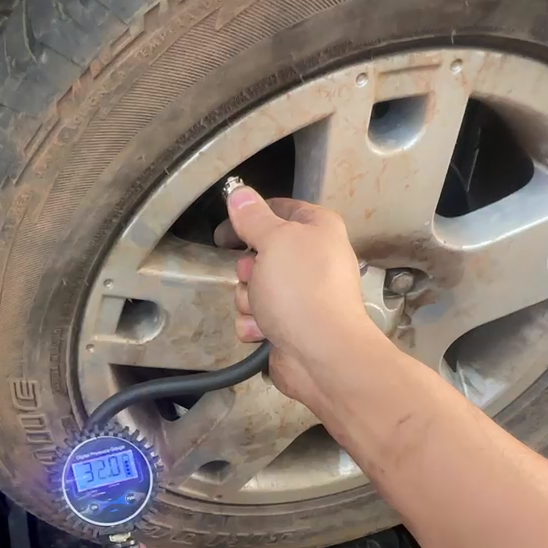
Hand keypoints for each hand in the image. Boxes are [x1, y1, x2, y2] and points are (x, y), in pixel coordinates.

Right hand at [215, 184, 395, 407]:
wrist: (321, 353)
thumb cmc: (302, 289)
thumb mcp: (274, 241)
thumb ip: (253, 216)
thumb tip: (239, 193)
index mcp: (318, 229)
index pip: (280, 210)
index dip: (251, 217)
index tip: (226, 231)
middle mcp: (312, 260)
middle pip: (260, 254)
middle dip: (248, 269)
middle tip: (253, 276)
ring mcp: (300, 296)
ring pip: (253, 289)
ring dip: (249, 301)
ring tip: (263, 311)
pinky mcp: (287, 327)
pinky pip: (255, 319)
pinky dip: (253, 326)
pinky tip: (263, 332)